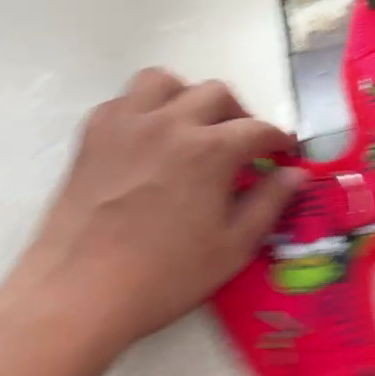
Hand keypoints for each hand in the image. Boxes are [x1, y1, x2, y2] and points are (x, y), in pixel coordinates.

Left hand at [0, 70, 305, 359]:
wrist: (79, 293)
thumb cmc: (164, 276)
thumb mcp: (232, 247)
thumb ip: (269, 203)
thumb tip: (295, 174)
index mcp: (211, 150)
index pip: (259, 129)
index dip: (278, 140)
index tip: (284, 154)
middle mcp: (170, 123)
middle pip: (216, 93)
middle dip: (239, 114)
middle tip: (242, 145)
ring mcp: (126, 123)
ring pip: (164, 82)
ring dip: (187, 97)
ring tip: (192, 127)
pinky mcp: (92, 135)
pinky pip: (123, 100)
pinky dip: (143, 110)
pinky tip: (148, 140)